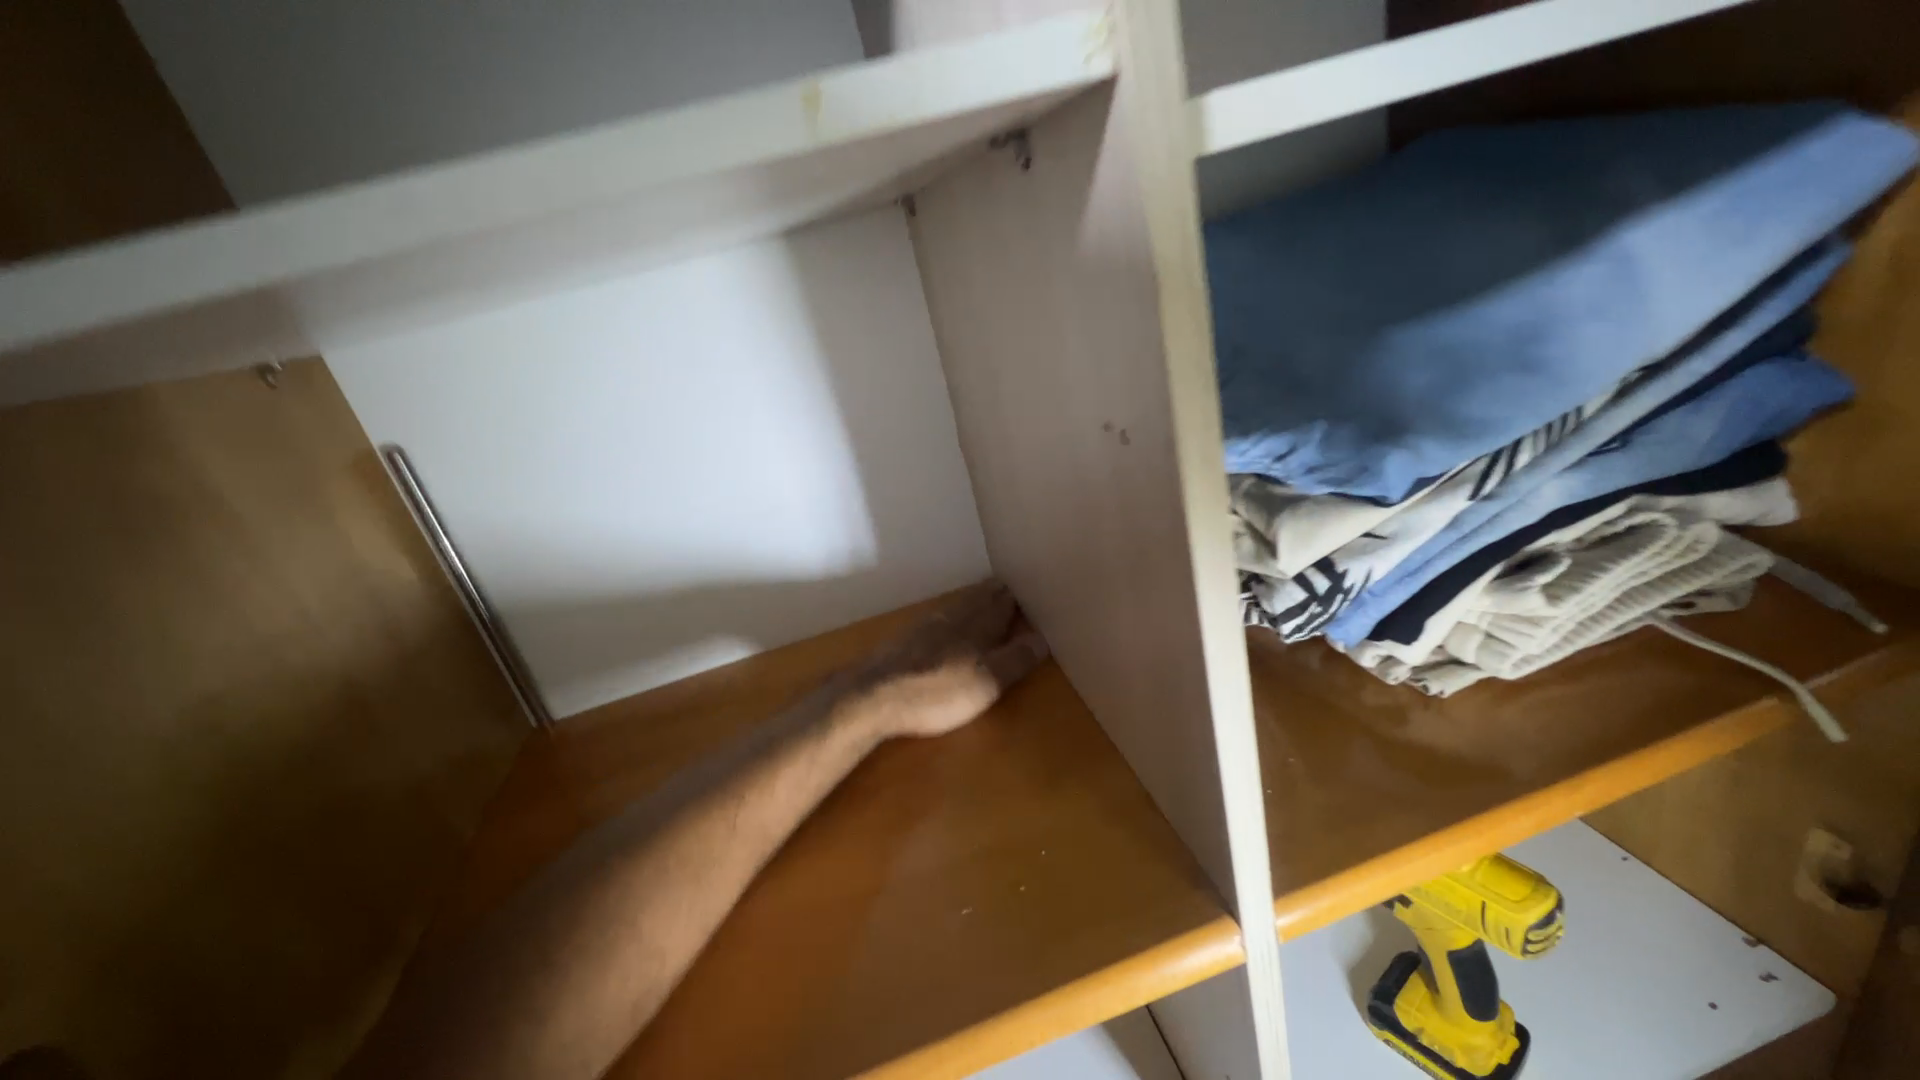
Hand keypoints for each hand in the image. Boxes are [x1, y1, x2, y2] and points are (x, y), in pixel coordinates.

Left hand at [830, 582, 1049, 742]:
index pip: (1000, 606)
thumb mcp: (987, 682)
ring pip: (955, 607)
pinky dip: (948, 614)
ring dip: (971, 600)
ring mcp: (924, 629)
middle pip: (977, 601)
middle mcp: (951, 621)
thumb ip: (1015, 659)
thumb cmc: (937, 692)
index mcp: (976, 629)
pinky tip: (942, 619)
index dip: (1014, 599)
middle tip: (1005, 584)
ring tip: (981, 595)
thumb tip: (1043, 637)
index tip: (1026, 587)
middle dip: (993, 594)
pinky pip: (935, 619)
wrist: (873, 696)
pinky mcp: (903, 642)